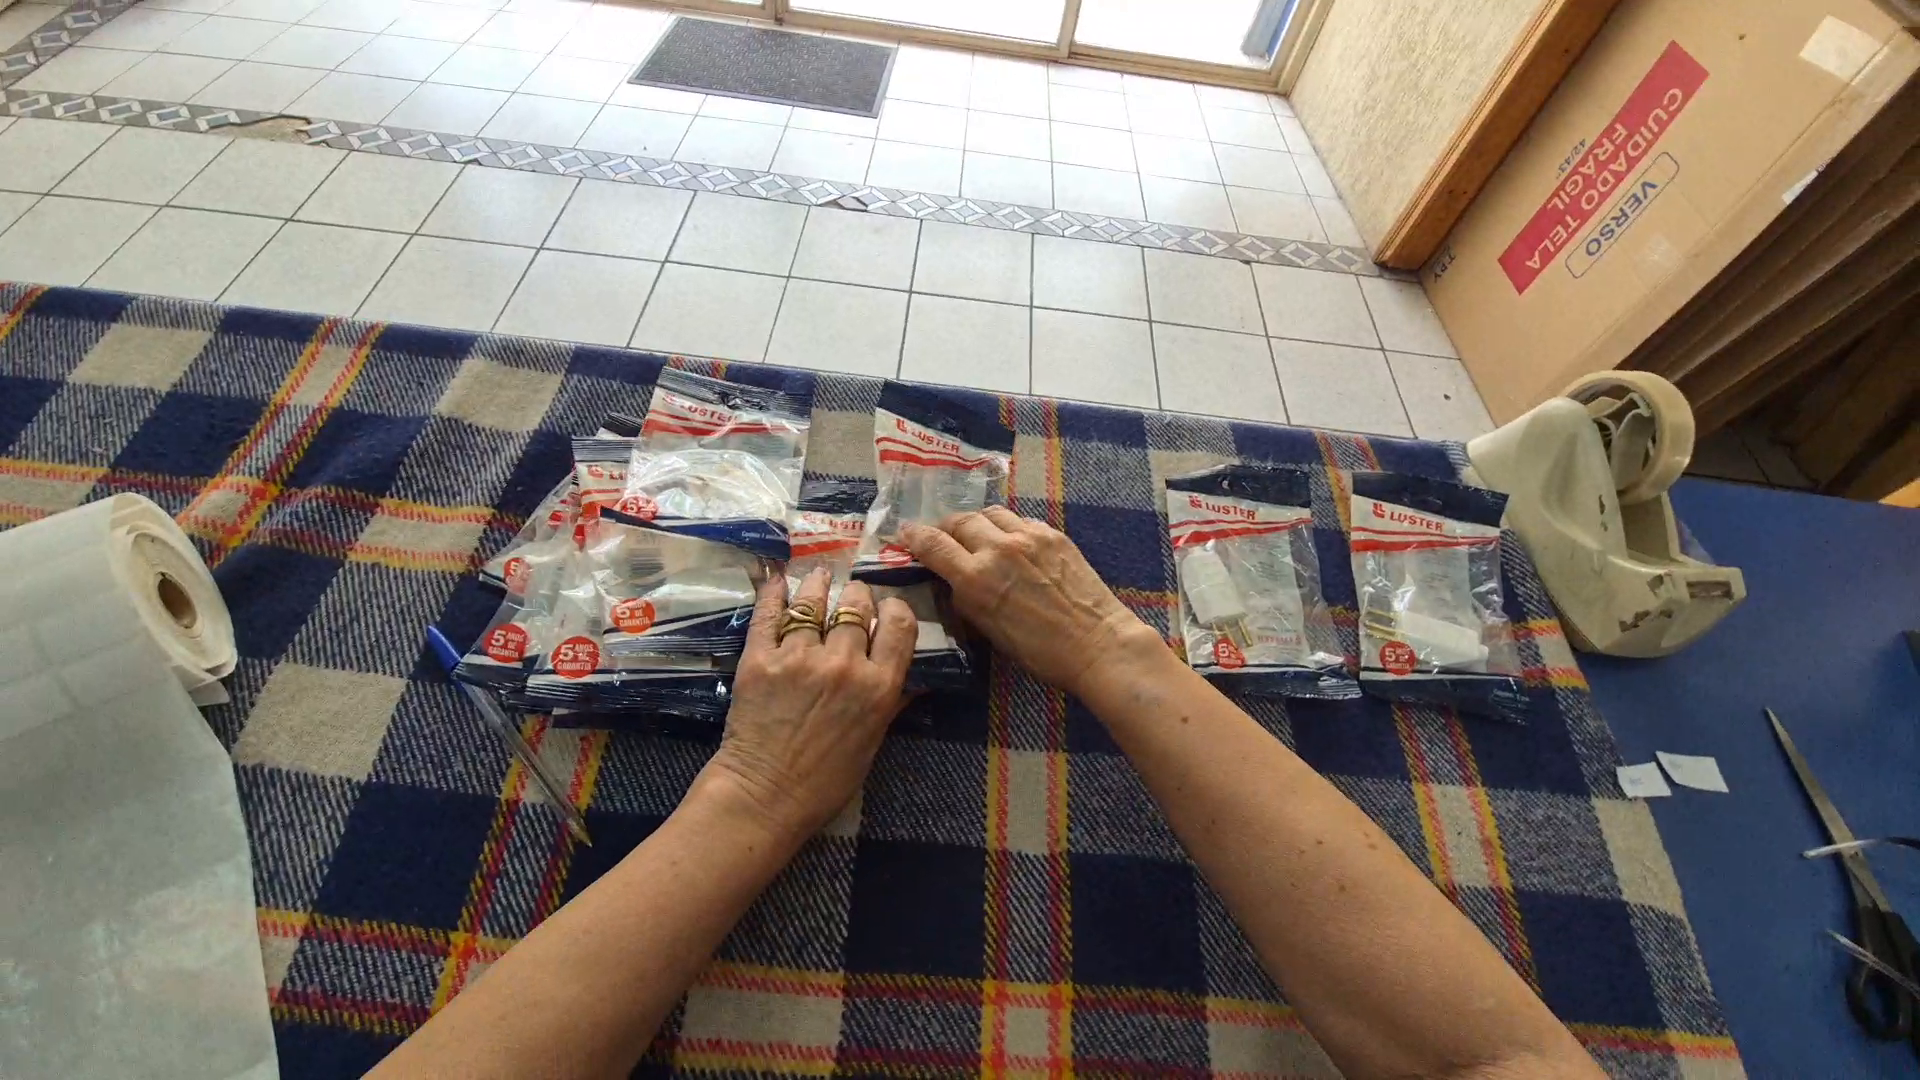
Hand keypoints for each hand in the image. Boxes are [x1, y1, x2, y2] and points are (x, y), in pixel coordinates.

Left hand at [699, 568, 917, 839]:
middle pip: (856, 605)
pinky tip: (779, 581)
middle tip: (851, 598)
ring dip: (819, 585)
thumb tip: (917, 677)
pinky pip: (769, 614)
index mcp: (878, 686)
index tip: (888, 609)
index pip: (899, 624)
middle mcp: (844, 663)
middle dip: (857, 596)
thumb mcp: (874, 741)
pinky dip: (774, 593)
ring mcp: (799, 657)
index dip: (895, 609)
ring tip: (819, 577)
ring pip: (813, 601)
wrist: (765, 798)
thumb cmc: (827, 781)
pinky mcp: (760, 658)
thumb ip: (893, 701)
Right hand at [900, 506, 1158, 696]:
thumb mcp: (989, 631)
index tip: (904, 535)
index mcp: (976, 578)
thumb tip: (954, 580)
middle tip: (941, 536)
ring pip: (990, 513)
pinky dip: (1008, 527)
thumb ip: (966, 598)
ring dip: (977, 522)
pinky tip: (1011, 542)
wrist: (1097, 643)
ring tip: (976, 534)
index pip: (932, 544)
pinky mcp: (1053, 534)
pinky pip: (1020, 520)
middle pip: (959, 521)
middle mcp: (998, 548)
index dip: (912, 537)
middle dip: (945, 527)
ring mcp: (1028, 536)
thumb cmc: (1041, 652)